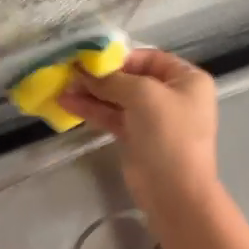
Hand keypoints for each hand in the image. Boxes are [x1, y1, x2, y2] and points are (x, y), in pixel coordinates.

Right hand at [58, 49, 219, 205]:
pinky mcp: (136, 137)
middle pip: (131, 77)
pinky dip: (92, 109)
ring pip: (118, 98)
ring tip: (62, 87)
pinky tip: (68, 103)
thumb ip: (113, 80)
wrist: (175, 192)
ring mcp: (153, 118)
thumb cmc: (168, 135)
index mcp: (186, 79)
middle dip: (100, 76)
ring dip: (91, 92)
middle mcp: (171, 95)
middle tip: (69, 72)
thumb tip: (85, 72)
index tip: (91, 59)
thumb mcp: (143, 95)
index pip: (149, 58)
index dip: (120, 57)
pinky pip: (112, 117)